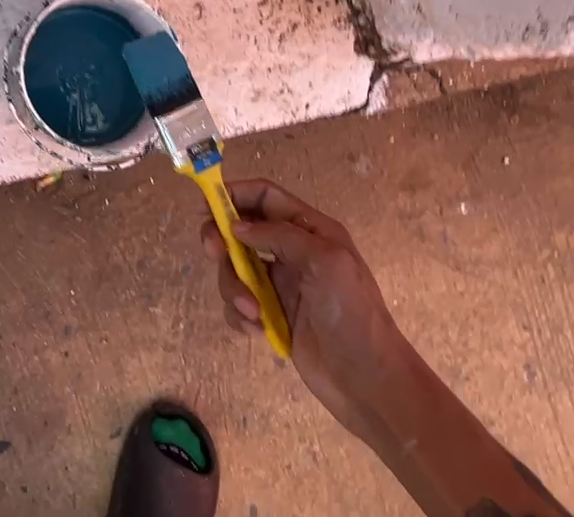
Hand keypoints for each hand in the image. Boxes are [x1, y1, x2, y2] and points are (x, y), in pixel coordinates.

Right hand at [201, 178, 418, 443]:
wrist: (367, 379)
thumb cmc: (352, 313)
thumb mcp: (325, 261)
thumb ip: (280, 235)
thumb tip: (236, 227)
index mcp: (309, 230)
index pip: (264, 196)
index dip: (233, 194)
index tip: (205, 206)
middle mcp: (291, 251)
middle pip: (239, 230)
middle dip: (222, 241)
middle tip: (215, 254)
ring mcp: (279, 284)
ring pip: (234, 269)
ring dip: (234, 288)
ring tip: (253, 313)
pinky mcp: (270, 314)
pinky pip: (237, 303)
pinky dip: (239, 314)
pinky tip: (257, 330)